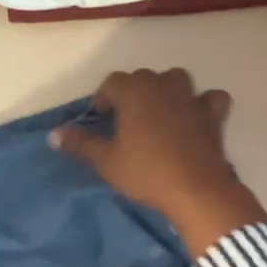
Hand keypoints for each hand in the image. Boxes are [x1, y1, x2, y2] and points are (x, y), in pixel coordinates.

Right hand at [51, 68, 266, 256]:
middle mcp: (163, 85)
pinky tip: (195, 117)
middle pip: (142, 78)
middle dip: (131, 94)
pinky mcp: (213, 114)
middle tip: (124, 122)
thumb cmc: (145, 172)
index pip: (112, 82)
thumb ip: (80, 144)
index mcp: (134, 91)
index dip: (103, 99)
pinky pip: (209, 98)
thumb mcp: (105, 161)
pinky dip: (202, 104)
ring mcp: (191, 97)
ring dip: (165, 91)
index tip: (100, 121)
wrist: (195, 189)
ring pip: (175, 80)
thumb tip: (53, 134)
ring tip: (157, 115)